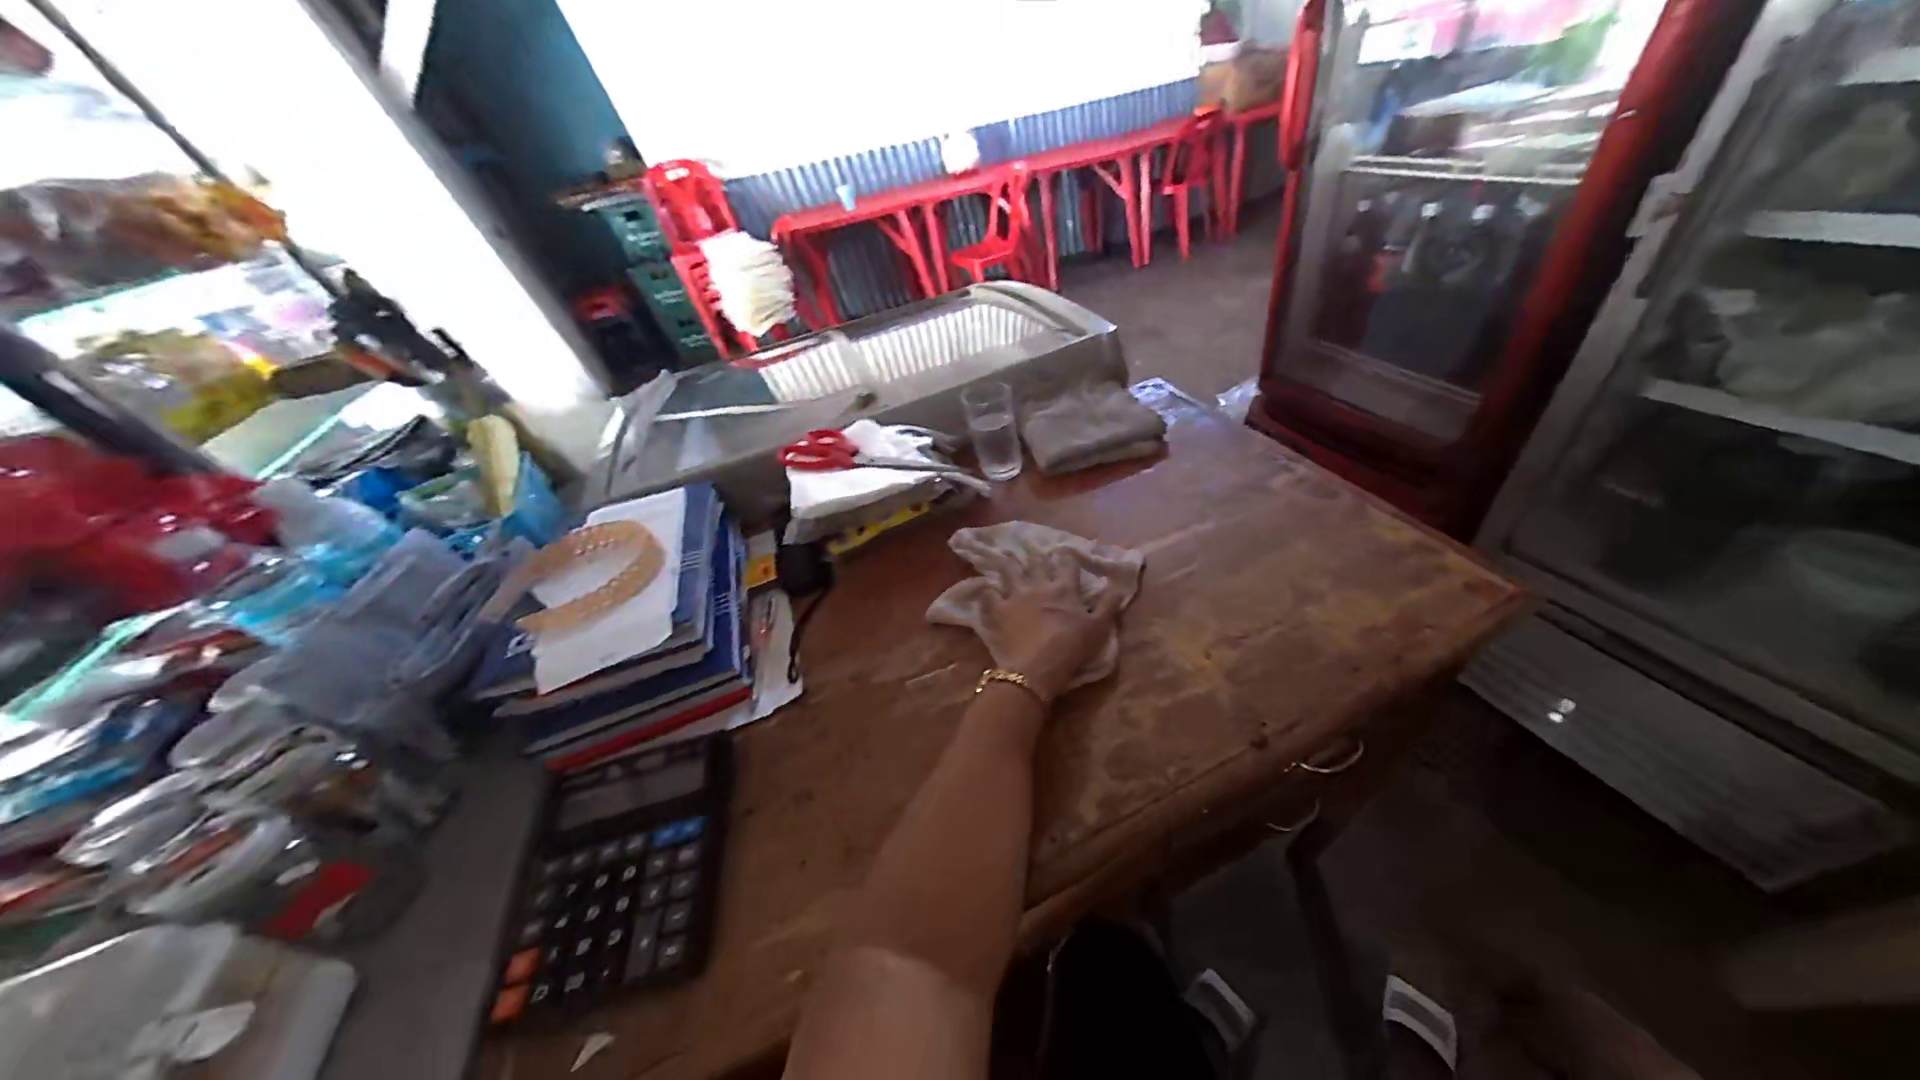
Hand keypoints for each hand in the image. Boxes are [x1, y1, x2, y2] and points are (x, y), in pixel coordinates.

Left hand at [979, 550, 1125, 701]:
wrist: (1037, 667)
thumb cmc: (1071, 647)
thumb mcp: (1099, 628)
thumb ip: (1109, 604)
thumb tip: (1118, 583)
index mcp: (1064, 588)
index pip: (1067, 564)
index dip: (1065, 556)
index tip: (1063, 552)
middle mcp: (1039, 585)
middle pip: (1037, 563)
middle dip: (1036, 556)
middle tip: (1033, 550)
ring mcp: (1016, 595)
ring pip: (1010, 571)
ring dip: (1008, 563)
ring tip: (1004, 556)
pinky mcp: (998, 609)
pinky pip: (989, 594)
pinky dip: (986, 590)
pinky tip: (984, 587)